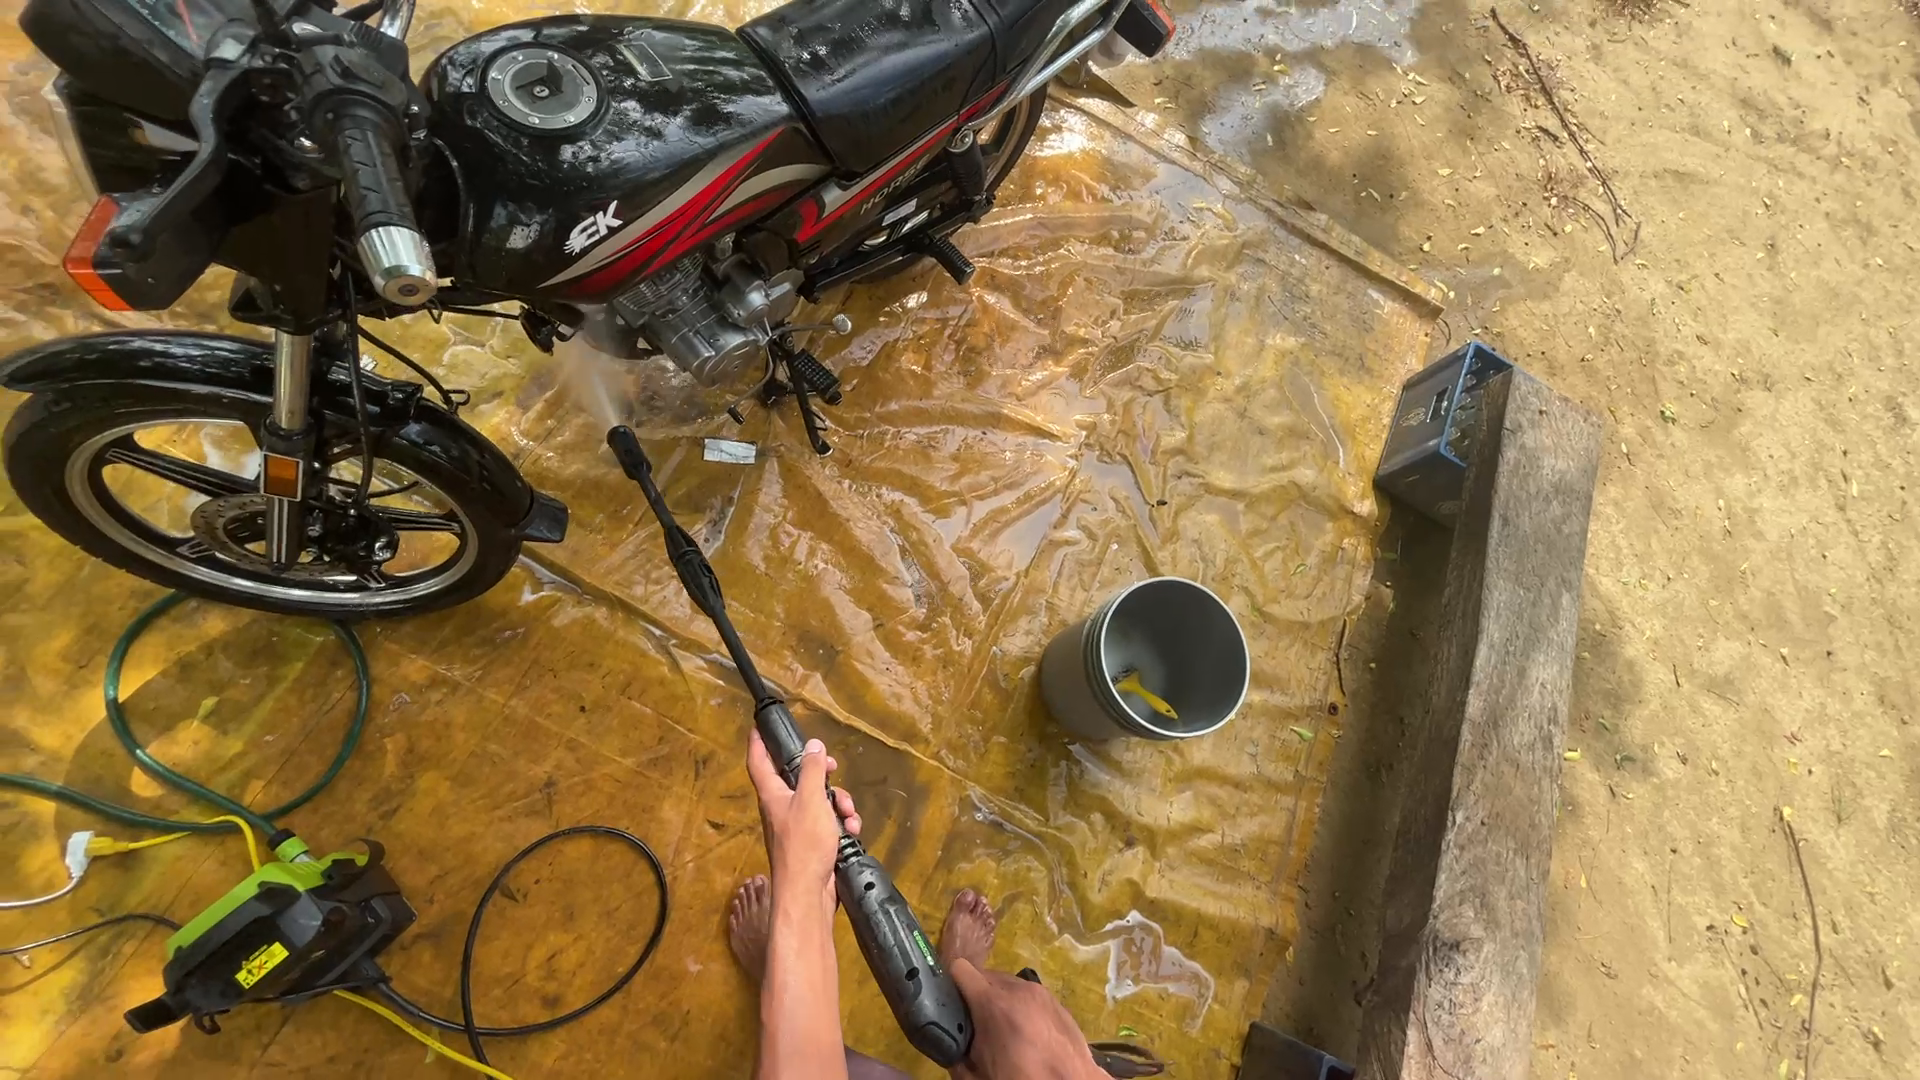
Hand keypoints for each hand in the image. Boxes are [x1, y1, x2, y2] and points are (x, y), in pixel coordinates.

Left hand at [746, 730, 860, 905]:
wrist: (808, 893)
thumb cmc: (803, 843)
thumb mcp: (811, 799)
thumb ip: (812, 769)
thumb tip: (813, 745)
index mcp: (773, 794)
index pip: (758, 761)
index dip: (757, 742)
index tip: (759, 726)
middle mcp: (782, 807)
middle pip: (799, 778)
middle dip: (820, 772)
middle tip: (833, 768)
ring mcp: (797, 825)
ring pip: (819, 799)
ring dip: (838, 801)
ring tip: (848, 813)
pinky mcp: (813, 841)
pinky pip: (828, 820)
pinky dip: (842, 821)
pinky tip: (851, 829)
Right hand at [949, 960, 1105, 1079]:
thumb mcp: (978, 1077)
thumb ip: (957, 1056)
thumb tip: (949, 1045)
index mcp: (992, 1003)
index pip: (960, 969)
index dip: (951, 983)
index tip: (950, 1003)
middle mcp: (1016, 988)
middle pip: (984, 976)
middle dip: (976, 996)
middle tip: (976, 1026)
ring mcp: (1039, 991)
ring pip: (1007, 983)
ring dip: (999, 1000)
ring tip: (1004, 1031)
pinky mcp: (1055, 1000)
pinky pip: (1028, 994)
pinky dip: (1021, 1007)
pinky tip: (1026, 1033)